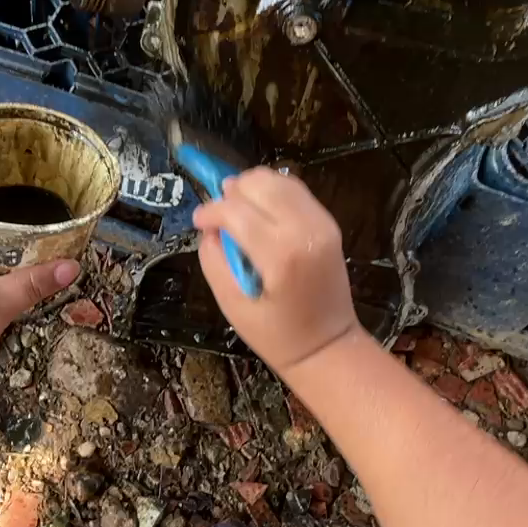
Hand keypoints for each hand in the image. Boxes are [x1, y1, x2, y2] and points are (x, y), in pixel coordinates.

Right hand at [191, 168, 360, 372]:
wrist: (329, 346)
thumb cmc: (276, 335)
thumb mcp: (232, 306)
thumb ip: (214, 262)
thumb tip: (211, 230)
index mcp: (280, 255)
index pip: (236, 210)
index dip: (211, 211)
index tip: (198, 222)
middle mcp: (305, 230)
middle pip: (260, 184)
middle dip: (232, 193)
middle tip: (218, 216)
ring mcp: (322, 223)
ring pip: (279, 180)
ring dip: (252, 188)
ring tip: (237, 211)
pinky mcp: (328, 223)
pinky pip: (295, 191)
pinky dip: (272, 193)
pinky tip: (260, 213)